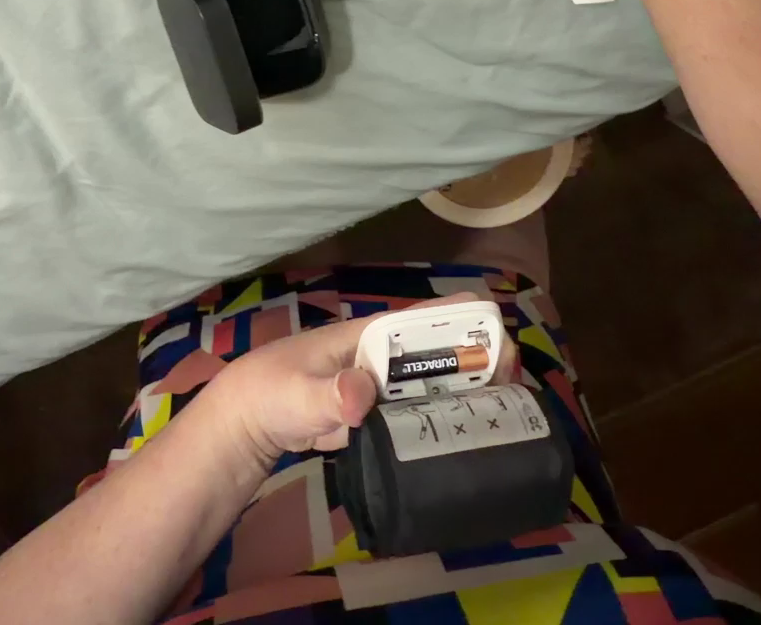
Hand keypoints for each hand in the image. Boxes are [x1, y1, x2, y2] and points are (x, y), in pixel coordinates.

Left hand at [203, 292, 515, 464]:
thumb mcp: (297, 394)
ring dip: (467, 391)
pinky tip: (466, 440)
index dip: (464, 324)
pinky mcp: (375, 415)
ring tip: (505, 415)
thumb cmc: (269, 394)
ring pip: (433, 381)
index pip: (424, 320)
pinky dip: (442, 419)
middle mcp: (380, 355)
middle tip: (514, 390)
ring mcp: (379, 385)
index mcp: (367, 336)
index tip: (500, 344)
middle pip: (439, 350)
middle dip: (478, 361)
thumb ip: (328, 395)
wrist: (245, 425)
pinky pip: (416, 412)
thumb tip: (361, 393)